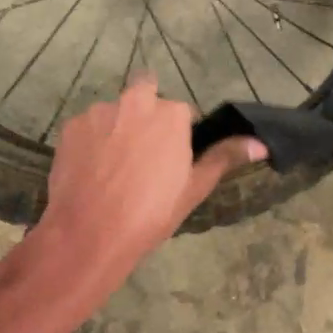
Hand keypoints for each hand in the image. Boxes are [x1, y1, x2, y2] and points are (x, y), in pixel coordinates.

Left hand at [39, 74, 265, 268]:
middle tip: (142, 157)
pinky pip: (88, 128)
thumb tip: (261, 143)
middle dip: (145, 117)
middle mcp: (135, 102)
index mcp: (171, 113)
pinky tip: (91, 172)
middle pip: (145, 98)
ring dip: (117, 129)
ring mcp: (99, 112)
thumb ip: (224, 157)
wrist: (88, 234)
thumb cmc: (150, 212)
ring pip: (115, 113)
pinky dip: (92, 143)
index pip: (182, 113)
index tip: (171, 161)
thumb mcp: (194, 187)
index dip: (178, 136)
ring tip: (113, 169)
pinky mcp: (71, 126)